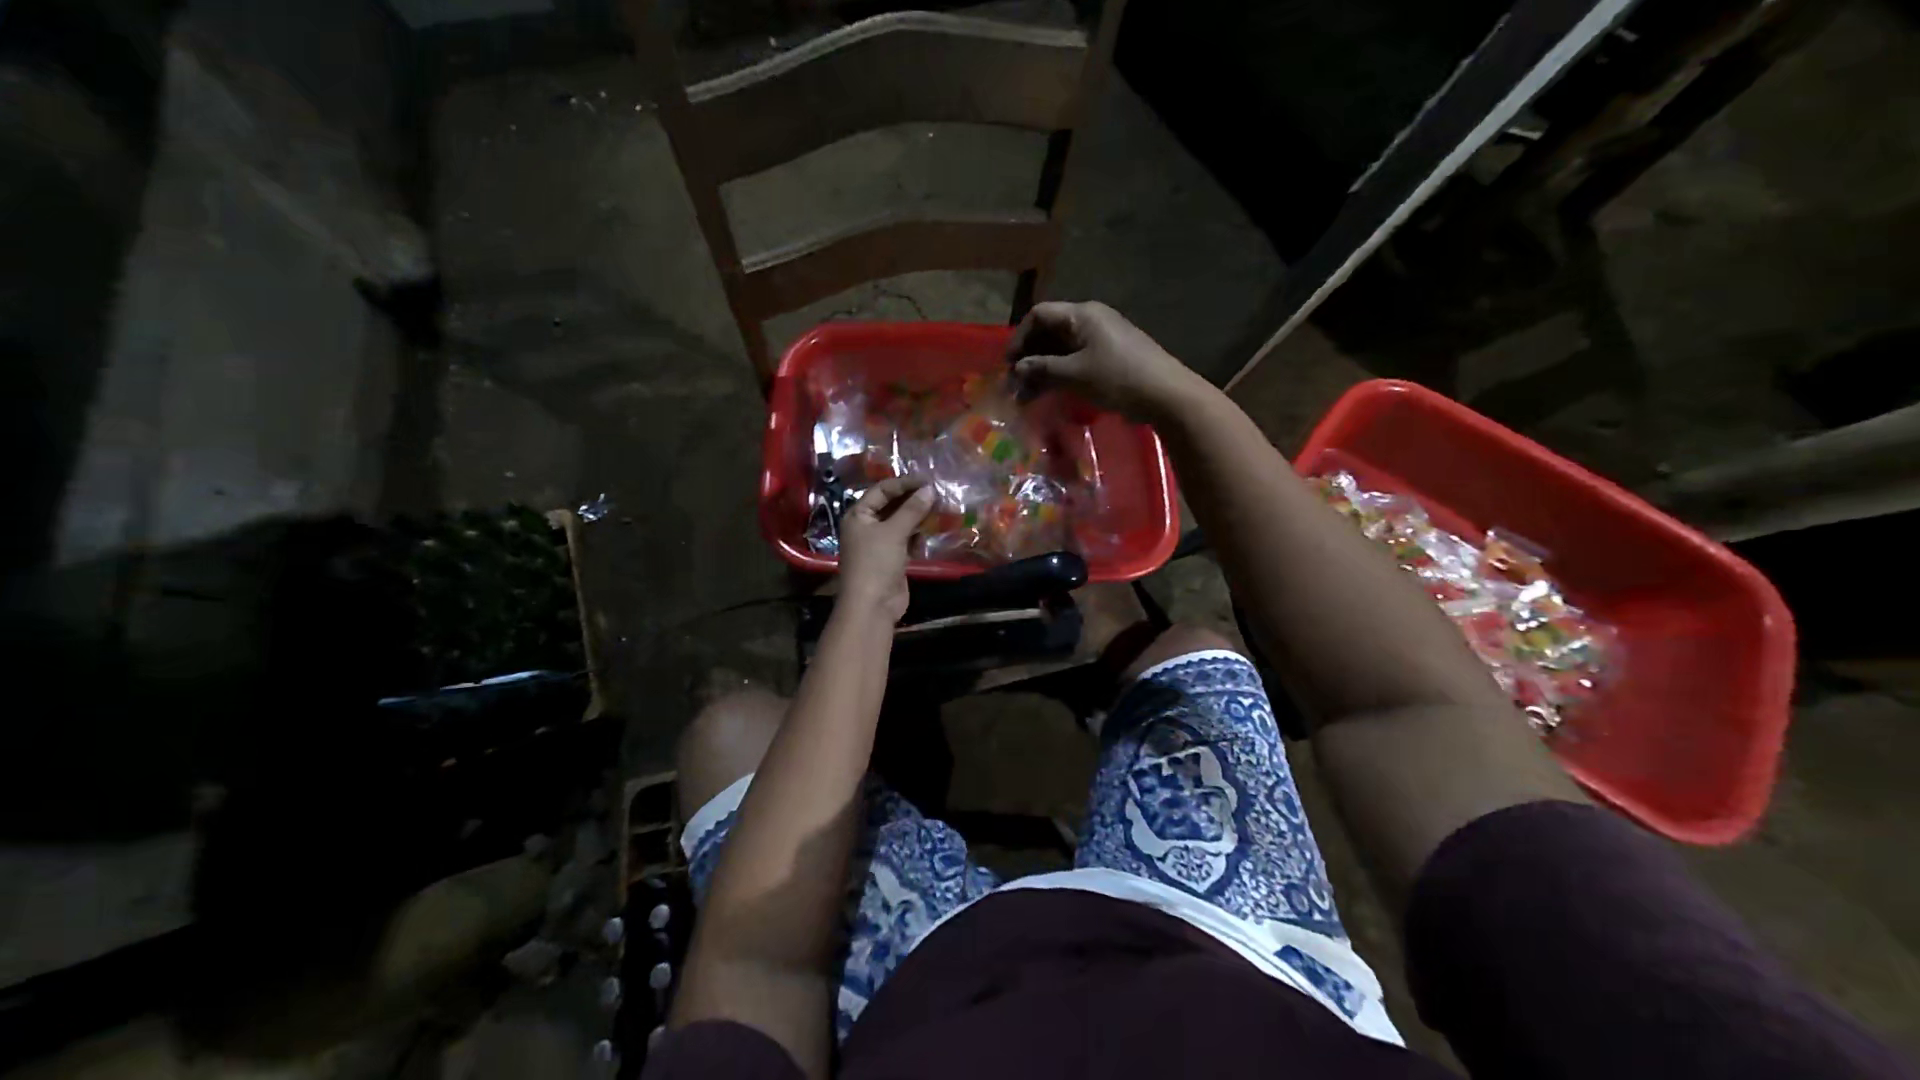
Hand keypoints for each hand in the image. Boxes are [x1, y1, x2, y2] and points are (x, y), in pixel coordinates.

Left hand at [838, 476, 935, 621]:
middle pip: (892, 505)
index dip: (904, 483)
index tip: (927, 481)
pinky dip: (919, 534)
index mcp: (858, 515)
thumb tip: (930, 489)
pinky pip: (907, 539)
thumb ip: (912, 510)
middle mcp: (867, 526)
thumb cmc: (876, 563)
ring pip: (901, 523)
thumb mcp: (894, 532)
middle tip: (938, 492)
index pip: (881, 490)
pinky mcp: (893, 558)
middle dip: (913, 499)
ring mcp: (880, 543)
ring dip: (919, 516)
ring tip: (941, 507)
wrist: (872, 605)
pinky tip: (934, 528)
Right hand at [1006, 301, 1209, 423]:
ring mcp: (1103, 337)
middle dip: (1029, 358)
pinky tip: (1051, 393)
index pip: (1039, 315)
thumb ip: (1042, 369)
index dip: (1019, 338)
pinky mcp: (1110, 356)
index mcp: (1082, 314)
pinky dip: (1060, 374)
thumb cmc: (1117, 377)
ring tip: (1029, 396)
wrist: (1165, 394)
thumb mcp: (1074, 374)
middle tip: (1015, 385)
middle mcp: (1091, 319)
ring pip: (1062, 348)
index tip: (1008, 365)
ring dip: (1043, 370)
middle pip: (1050, 331)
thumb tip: (1017, 368)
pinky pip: (1076, 358)